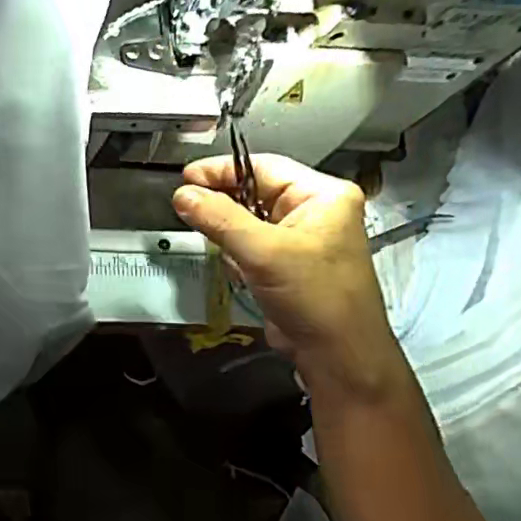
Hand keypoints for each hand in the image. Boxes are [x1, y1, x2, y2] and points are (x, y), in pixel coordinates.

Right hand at [171, 154, 403, 394]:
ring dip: (229, 234)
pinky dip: (237, 254)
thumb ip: (219, 219)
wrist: (337, 353)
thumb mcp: (262, 252)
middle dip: (223, 204)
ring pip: (249, 221)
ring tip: (218, 246)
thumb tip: (183, 194)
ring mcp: (301, 239)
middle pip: (254, 192)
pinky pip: (252, 246)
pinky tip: (237, 270)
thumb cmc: (314, 296)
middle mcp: (314, 211)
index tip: (186, 177)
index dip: (221, 170)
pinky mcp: (288, 264)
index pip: (263, 167)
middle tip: (187, 208)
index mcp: (321, 195)